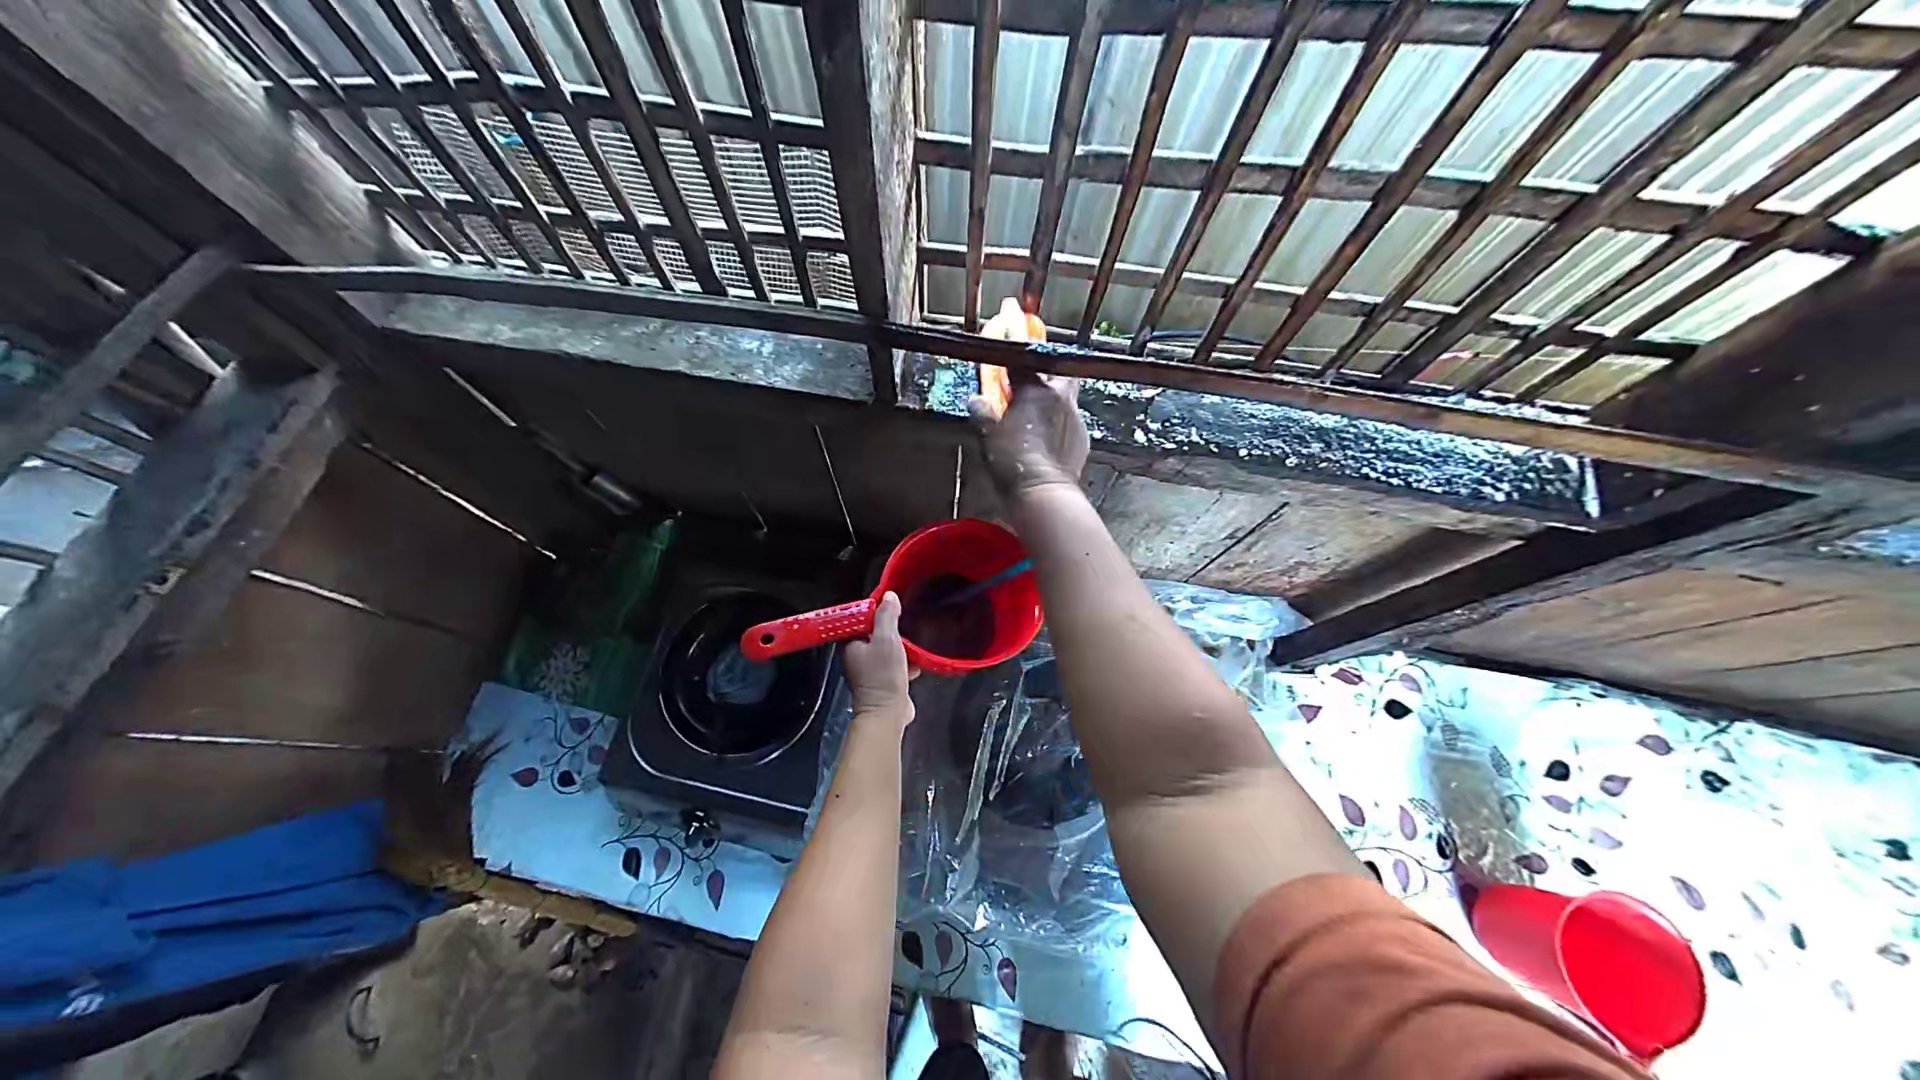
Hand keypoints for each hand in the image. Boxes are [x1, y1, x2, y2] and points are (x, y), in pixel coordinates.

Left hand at [842, 591, 915, 728]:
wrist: (888, 714)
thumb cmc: (883, 674)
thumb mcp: (887, 639)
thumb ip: (887, 616)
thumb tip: (889, 595)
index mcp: (851, 644)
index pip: (862, 620)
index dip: (878, 612)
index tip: (894, 609)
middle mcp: (857, 657)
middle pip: (877, 635)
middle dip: (894, 633)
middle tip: (908, 628)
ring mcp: (870, 671)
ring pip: (889, 650)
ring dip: (903, 650)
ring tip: (915, 647)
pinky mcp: (884, 683)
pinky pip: (896, 666)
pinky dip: (906, 665)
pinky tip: (916, 665)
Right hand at [969, 372, 1089, 500]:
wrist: (1043, 491)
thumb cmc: (1013, 461)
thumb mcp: (988, 435)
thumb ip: (982, 413)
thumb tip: (976, 401)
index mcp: (1034, 388)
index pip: (1021, 363)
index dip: (1010, 366)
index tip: (1002, 373)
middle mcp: (1059, 396)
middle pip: (1055, 373)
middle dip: (1043, 377)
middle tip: (1027, 391)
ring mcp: (1075, 417)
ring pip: (1065, 399)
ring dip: (1052, 404)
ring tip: (1036, 420)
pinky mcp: (1083, 438)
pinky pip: (1071, 423)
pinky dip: (1060, 427)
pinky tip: (1048, 441)